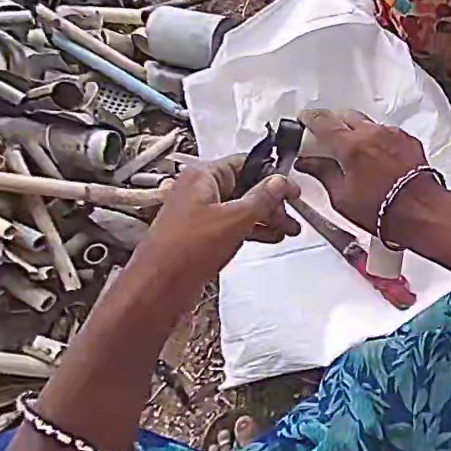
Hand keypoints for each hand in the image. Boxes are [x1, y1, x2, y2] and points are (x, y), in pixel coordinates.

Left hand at [125, 155, 299, 297]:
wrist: (158, 287)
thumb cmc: (184, 250)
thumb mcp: (235, 219)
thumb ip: (262, 198)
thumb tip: (279, 182)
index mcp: (203, 176)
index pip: (245, 163)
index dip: (272, 174)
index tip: (291, 188)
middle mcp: (199, 191)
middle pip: (245, 186)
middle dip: (271, 200)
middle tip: (291, 212)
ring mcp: (200, 213)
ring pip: (241, 207)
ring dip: (266, 217)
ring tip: (287, 228)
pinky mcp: (201, 234)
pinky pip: (233, 225)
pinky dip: (252, 229)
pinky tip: (270, 237)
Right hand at [296, 109, 444, 244]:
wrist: (421, 213)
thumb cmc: (385, 211)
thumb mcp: (342, 197)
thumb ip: (323, 173)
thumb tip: (309, 163)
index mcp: (351, 146)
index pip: (323, 121)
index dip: (310, 119)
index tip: (304, 120)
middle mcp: (373, 134)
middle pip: (346, 117)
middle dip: (334, 124)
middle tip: (327, 140)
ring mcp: (393, 135)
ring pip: (368, 123)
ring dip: (357, 132)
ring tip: (355, 154)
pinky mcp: (408, 141)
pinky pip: (387, 132)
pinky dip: (378, 140)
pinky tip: (376, 158)